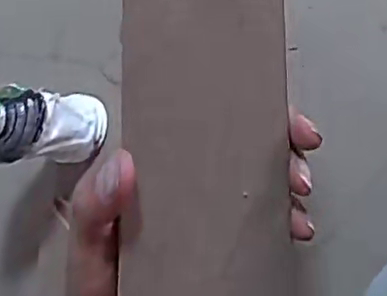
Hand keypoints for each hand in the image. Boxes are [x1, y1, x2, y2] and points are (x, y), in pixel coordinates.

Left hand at [67, 108, 321, 295]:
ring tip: (297, 194)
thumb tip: (123, 163)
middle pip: (241, 141)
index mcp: (158, 164)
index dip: (243, 108)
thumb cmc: (98, 280)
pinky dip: (284, 213)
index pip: (203, 119)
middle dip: (279, 141)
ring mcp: (206, 208)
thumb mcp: (89, 240)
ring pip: (257, 174)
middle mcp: (187, 178)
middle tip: (297, 156)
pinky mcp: (221, 240)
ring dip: (286, 175)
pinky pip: (260, 216)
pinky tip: (292, 223)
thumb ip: (95, 205)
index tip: (275, 114)